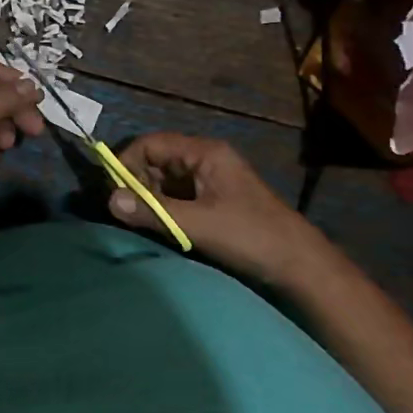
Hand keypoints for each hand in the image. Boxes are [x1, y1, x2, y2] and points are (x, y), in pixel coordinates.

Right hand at [106, 133, 329, 286]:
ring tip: (143, 221)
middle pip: (156, 160)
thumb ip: (153, 211)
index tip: (116, 190)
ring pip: (164, 180)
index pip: (151, 143)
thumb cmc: (252, 237)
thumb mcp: (198, 225)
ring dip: (150, 198)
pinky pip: (177, 196)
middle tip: (129, 210)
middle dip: (137, 183)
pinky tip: (161, 227)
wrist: (302, 268)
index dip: (127, 162)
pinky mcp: (213, 201)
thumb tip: (109, 200)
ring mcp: (211, 180)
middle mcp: (205, 159)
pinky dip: (164, 208)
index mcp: (204, 153)